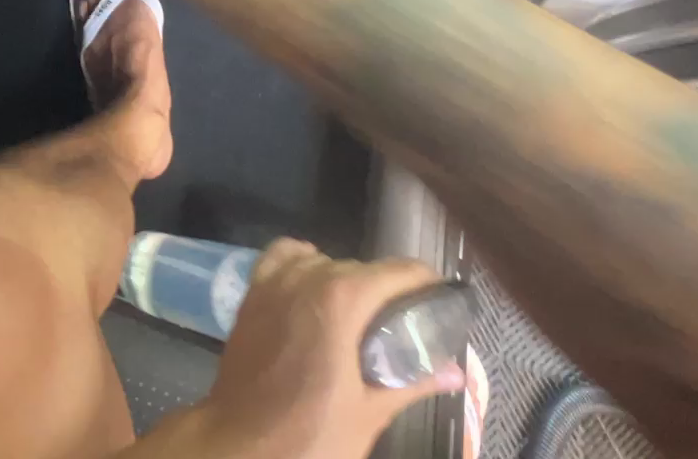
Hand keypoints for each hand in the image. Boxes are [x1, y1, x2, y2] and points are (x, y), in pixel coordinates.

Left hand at [198, 241, 463, 458]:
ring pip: (322, 261)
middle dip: (387, 289)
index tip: (441, 298)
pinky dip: (301, 261)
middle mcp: (306, 277)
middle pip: (360, 267)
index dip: (424, 281)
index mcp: (340, 300)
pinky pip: (281, 257)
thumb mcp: (370, 412)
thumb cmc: (310, 433)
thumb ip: (414, 382)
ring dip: (345, 278)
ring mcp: (274, 282)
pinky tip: (314, 284)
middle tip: (407, 322)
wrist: (243, 442)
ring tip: (362, 315)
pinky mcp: (252, 292)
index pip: (395, 271)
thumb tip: (454, 371)